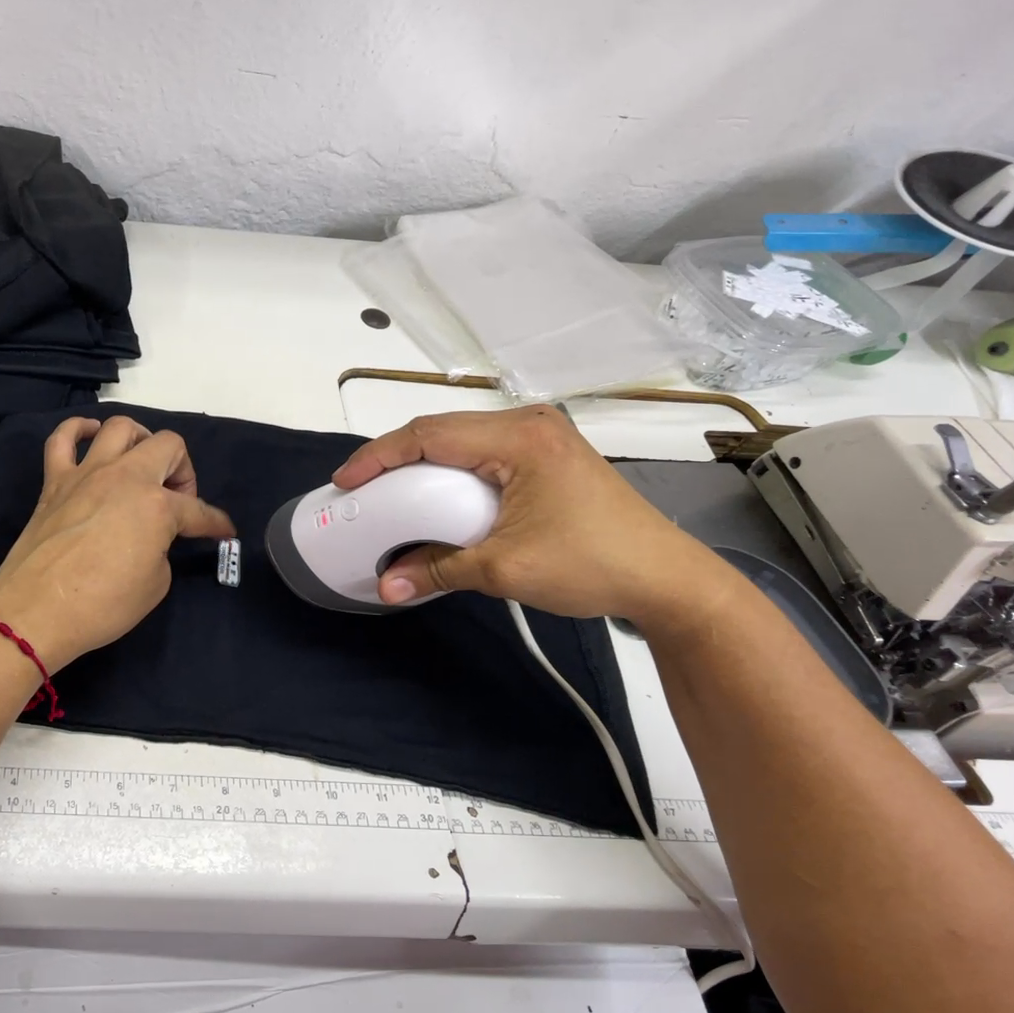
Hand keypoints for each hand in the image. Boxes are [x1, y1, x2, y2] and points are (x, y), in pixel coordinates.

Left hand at [0, 416, 235, 672]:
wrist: (35, 612)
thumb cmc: (102, 605)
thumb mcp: (156, 585)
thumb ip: (162, 550)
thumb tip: (153, 539)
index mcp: (156, 505)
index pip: (197, 511)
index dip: (215, 523)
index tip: (223, 532)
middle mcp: (124, 477)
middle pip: (167, 446)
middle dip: (182, 471)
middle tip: (177, 502)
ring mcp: (85, 474)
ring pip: (120, 428)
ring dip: (139, 440)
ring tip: (142, 464)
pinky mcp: (53, 482)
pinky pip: (62, 439)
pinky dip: (78, 430)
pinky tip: (90, 435)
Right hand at [331, 405, 726, 620]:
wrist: (668, 580)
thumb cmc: (592, 565)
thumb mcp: (504, 570)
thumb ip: (437, 570)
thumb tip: (385, 588)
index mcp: (519, 439)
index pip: (429, 434)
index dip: (379, 456)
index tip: (345, 482)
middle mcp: (529, 424)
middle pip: (442, 429)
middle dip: (395, 458)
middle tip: (362, 489)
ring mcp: (542, 436)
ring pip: (460, 439)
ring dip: (422, 464)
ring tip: (390, 492)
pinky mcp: (548, 455)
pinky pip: (482, 452)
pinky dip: (450, 471)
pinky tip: (435, 494)